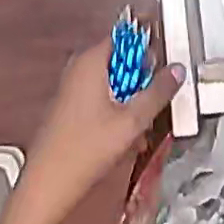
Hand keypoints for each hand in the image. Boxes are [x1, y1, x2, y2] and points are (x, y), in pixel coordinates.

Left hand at [12, 39, 183, 223]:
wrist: (47, 185)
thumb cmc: (86, 149)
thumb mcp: (131, 121)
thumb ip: (157, 93)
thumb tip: (177, 70)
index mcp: (91, 60)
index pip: (126, 37)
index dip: (147, 49)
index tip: (164, 66)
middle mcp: (79, 66)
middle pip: (120, 60)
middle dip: (140, 79)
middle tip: (154, 102)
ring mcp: (72, 85)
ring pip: (112, 81)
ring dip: (130, 98)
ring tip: (140, 126)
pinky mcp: (70, 105)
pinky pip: (100, 95)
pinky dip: (115, 109)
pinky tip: (124, 136)